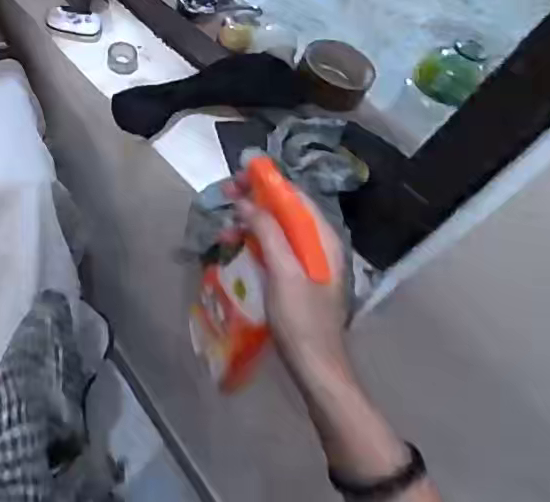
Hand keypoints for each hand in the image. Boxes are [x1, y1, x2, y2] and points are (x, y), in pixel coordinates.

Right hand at [234, 181, 350, 380]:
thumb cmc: (302, 319)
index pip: (295, 196)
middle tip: (226, 200)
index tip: (238, 179)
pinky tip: (236, 248)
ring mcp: (309, 264)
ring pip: (277, 230)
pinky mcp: (297, 280)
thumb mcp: (283, 272)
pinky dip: (255, 242)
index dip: (267, 183)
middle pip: (285, 211)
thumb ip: (268, 232)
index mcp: (323, 239)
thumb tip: (247, 201)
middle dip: (255, 202)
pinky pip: (275, 249)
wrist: (316, 370)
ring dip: (251, 223)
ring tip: (225, 228)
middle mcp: (319, 246)